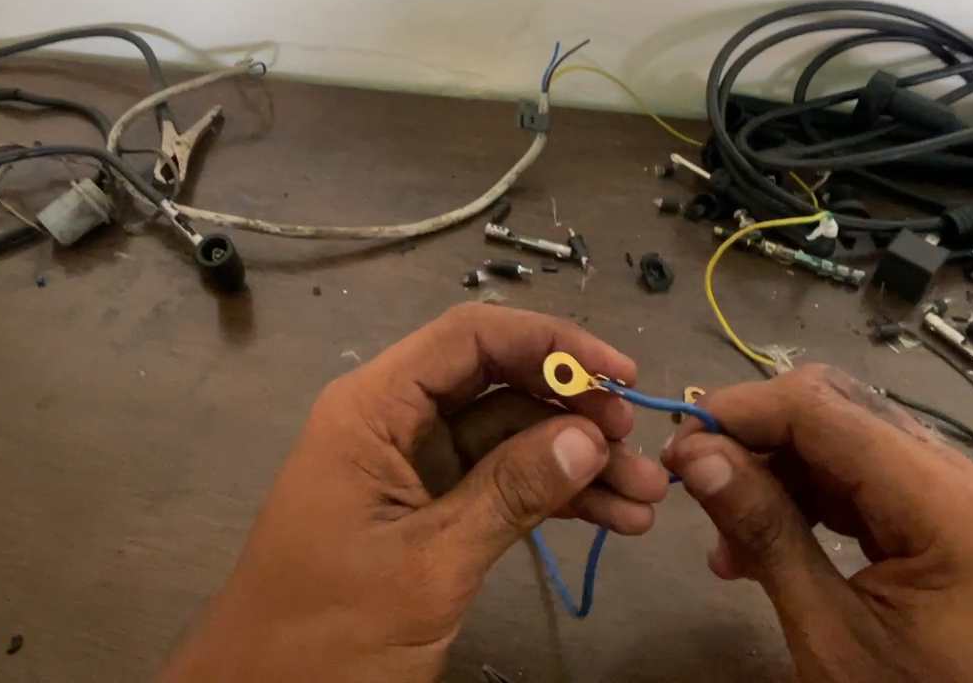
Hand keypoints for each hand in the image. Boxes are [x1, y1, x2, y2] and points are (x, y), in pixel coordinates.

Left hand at [161, 304, 668, 682]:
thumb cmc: (328, 634)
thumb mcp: (427, 564)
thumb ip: (509, 493)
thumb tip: (589, 436)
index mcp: (375, 405)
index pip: (470, 337)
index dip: (549, 341)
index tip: (617, 371)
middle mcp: (397, 418)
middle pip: (498, 382)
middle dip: (571, 407)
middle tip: (636, 441)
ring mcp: (416, 463)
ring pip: (509, 435)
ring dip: (576, 460)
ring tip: (644, 496)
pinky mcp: (431, 505)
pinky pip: (501, 481)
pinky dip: (553, 496)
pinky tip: (613, 518)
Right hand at [663, 365, 972, 682]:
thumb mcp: (837, 640)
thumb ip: (767, 535)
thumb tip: (696, 455)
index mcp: (940, 498)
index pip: (817, 406)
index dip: (738, 411)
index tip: (677, 445)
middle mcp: (953, 475)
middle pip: (830, 408)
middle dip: (755, 436)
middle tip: (699, 481)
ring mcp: (953, 497)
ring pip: (838, 439)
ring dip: (774, 471)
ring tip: (726, 536)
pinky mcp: (945, 522)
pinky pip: (860, 480)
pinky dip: (805, 500)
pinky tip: (766, 545)